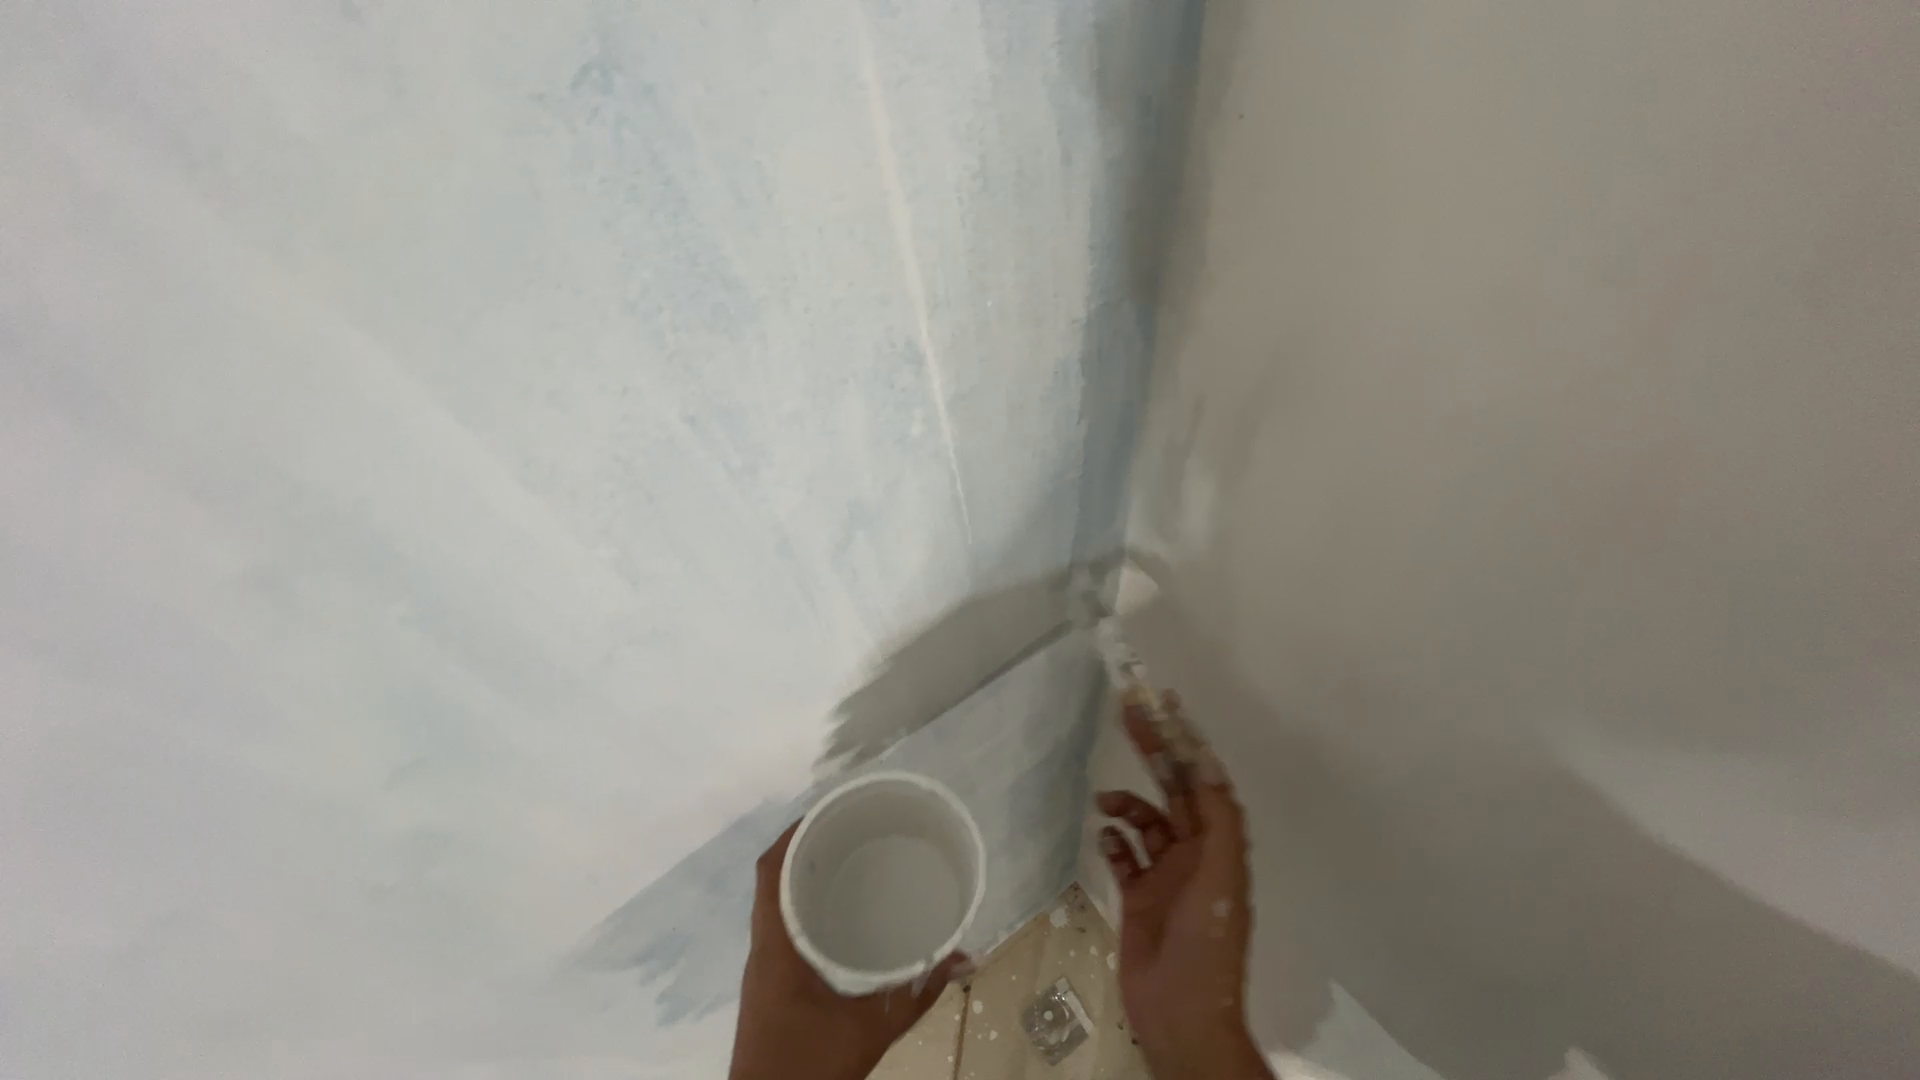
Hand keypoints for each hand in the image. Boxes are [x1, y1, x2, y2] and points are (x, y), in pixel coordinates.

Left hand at [728, 821, 971, 1079]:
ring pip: (774, 905)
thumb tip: (966, 958)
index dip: (792, 833)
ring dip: (802, 878)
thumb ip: (918, 994)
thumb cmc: (808, 1068)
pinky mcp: (768, 987)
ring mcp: (762, 969)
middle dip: (806, 849)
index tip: (827, 811)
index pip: (770, 870)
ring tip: (848, 860)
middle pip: (772, 880)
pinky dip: (803, 910)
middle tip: (850, 830)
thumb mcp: (869, 1031)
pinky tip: (838, 917)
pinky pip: (781, 929)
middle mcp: (762, 949)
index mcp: (776, 946)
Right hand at [1097, 691, 1272, 1079]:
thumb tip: (1205, 761)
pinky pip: (1124, 855)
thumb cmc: (1206, 943)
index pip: (1201, 778)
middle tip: (1127, 711)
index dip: (1186, 740)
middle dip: (1152, 751)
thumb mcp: (1220, 875)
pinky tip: (1104, 837)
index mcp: (1218, 843)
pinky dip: (1113, 840)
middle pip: (1171, 788)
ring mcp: (1164, 873)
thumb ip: (1216, 817)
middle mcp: (1194, 851)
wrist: (1179, 1014)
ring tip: (1104, 804)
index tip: (1166, 704)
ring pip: (1143, 821)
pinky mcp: (1138, 895)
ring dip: (1125, 804)